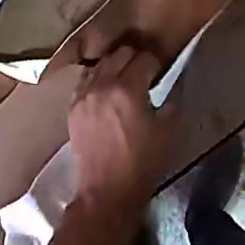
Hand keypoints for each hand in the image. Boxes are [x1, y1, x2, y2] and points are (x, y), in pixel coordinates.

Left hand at [66, 46, 171, 218]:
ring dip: (115, 65)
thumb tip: (170, 84)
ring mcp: (84, 95)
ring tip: (124, 77)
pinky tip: (106, 88)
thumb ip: (171, 100)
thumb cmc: (143, 162)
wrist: (107, 190)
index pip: (144, 58)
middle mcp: (103, 85)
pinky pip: (86, 80)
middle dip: (135, 59)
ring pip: (101, 64)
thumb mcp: (168, 130)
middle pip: (121, 54)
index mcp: (128, 89)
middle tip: (145, 72)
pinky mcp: (73, 106)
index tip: (160, 70)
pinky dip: (98, 78)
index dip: (156, 62)